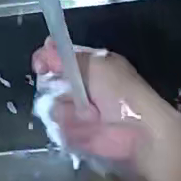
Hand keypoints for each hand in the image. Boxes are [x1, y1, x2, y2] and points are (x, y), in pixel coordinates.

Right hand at [30, 42, 180, 176]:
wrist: (140, 132)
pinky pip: (59, 129)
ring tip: (88, 116)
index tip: (40, 66)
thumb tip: (46, 45)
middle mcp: (83, 88)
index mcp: (92, 67)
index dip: (47, 61)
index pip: (59, 60)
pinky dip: (70, 129)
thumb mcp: (97, 67)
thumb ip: (68, 58)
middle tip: (74, 96)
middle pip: (51, 84)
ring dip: (68, 112)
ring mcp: (79, 113)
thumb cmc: (122, 94)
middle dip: (55, 90)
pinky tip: (85, 129)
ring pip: (53, 107)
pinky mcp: (77, 135)